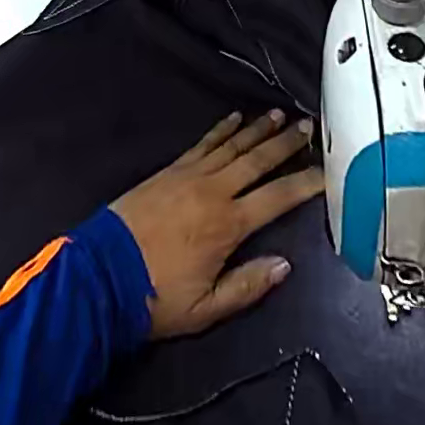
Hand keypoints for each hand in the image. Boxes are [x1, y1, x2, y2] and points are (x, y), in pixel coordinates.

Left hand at [112, 110, 323, 338]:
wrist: (96, 279)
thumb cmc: (154, 298)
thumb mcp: (205, 309)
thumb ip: (248, 286)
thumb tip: (285, 264)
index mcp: (229, 224)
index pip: (279, 196)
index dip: (307, 182)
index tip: (327, 170)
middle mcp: (215, 191)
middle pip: (259, 160)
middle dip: (286, 143)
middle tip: (307, 126)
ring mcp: (191, 176)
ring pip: (233, 145)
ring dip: (258, 129)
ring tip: (279, 115)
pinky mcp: (170, 171)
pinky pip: (203, 144)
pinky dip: (221, 130)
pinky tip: (234, 118)